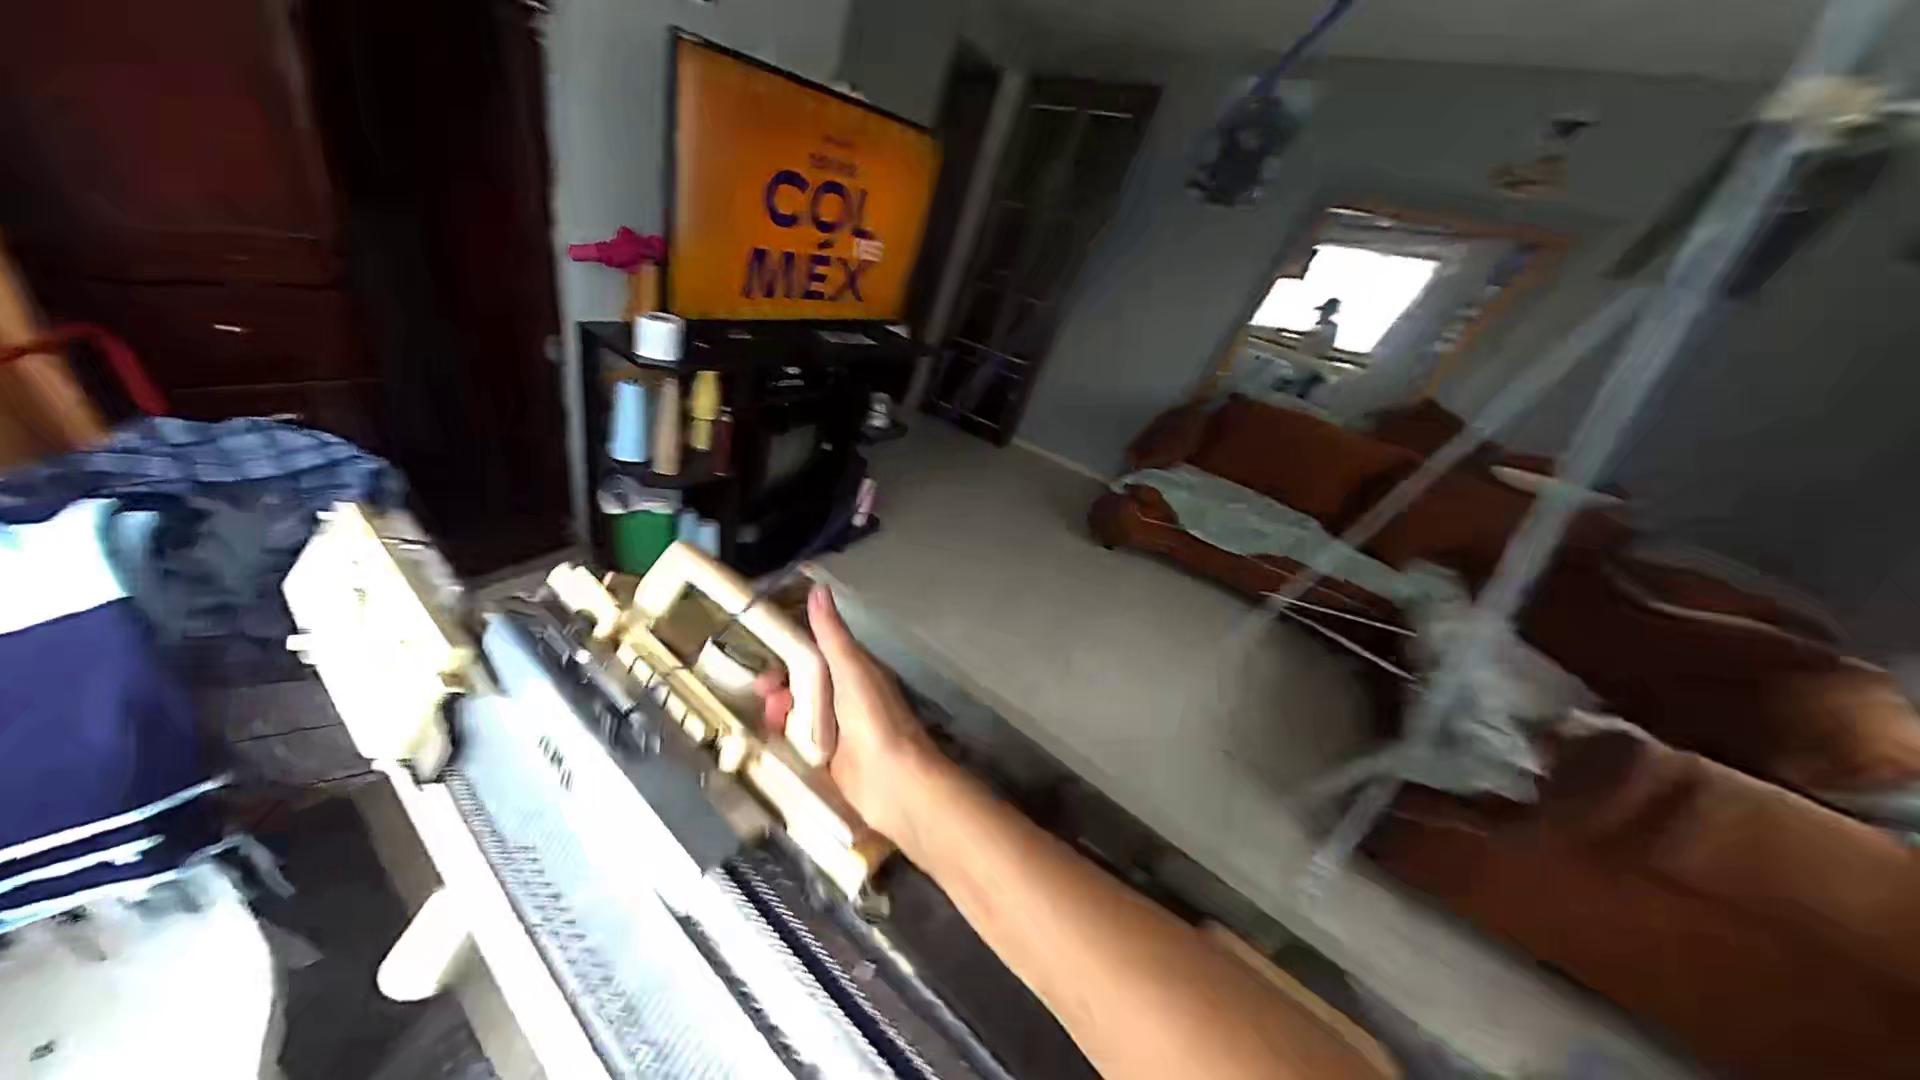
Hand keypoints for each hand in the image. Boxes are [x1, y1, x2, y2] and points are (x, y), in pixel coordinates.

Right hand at [757, 583, 940, 842]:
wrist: (892, 779)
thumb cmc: (873, 717)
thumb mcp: (851, 667)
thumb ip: (831, 633)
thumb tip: (819, 588)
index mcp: (855, 673)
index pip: (816, 656)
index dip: (789, 657)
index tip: (768, 664)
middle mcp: (846, 698)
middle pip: (803, 686)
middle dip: (780, 687)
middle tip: (765, 693)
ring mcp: (837, 730)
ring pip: (798, 714)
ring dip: (781, 713)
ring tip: (775, 718)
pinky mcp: (827, 760)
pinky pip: (799, 744)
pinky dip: (785, 740)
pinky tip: (776, 741)